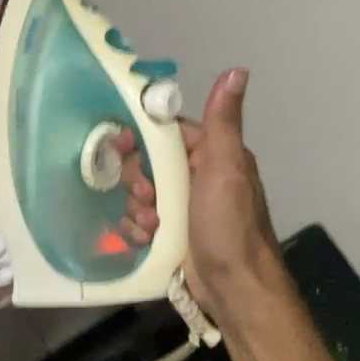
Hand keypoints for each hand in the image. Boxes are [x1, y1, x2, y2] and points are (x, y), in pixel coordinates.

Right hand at [115, 69, 282, 320]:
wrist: (234, 290)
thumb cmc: (229, 227)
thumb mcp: (225, 169)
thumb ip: (223, 122)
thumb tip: (237, 70)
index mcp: (213, 156)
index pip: (168, 131)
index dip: (142, 137)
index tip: (121, 147)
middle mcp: (198, 177)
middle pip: (148, 162)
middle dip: (138, 180)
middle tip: (147, 198)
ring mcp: (183, 208)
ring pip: (140, 193)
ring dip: (136, 208)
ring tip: (151, 225)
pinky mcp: (170, 234)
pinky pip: (139, 220)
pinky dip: (137, 229)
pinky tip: (146, 239)